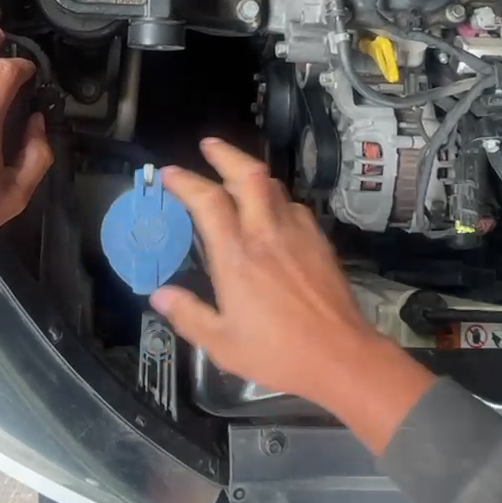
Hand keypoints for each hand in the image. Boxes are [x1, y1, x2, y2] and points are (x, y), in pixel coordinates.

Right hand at [150, 139, 435, 452]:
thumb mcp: (221, 344)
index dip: (185, 181)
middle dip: (225, 154)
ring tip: (235, 173)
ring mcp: (297, 232)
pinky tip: (272, 209)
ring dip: (250, 172)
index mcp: (237, 256)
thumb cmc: (278, 353)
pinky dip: (276, 197)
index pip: (207, 201)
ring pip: (273, 185)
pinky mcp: (319, 240)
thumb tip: (160, 295)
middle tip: (208, 145)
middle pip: (247, 175)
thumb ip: (188, 315)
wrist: (341, 357)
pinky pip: (294, 205)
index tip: (169, 173)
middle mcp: (266, 233)